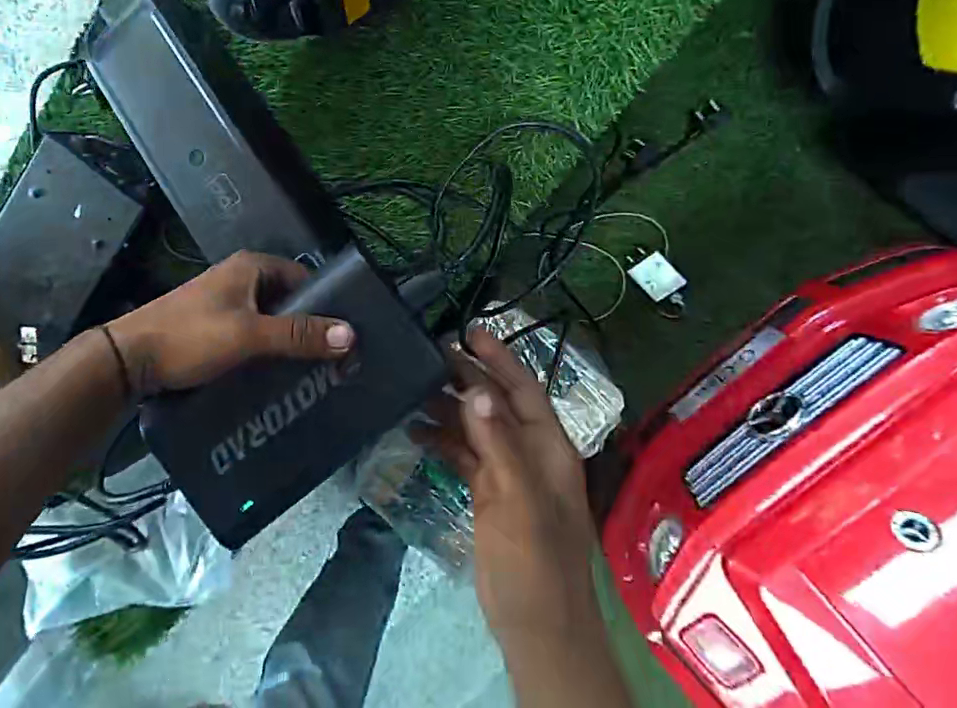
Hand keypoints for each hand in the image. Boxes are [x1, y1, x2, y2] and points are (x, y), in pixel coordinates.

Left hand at [102, 251, 353, 394]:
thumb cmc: (190, 337)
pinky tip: (280, 378)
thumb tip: (350, 334)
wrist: (131, 358)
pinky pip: (251, 337)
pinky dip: (266, 352)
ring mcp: (224, 304)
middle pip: (287, 301)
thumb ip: (297, 334)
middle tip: (336, 363)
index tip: (347, 336)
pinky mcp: (213, 329)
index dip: (326, 303)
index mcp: (249, 267)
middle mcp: (238, 279)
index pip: (303, 277)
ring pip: (269, 322)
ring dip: (287, 345)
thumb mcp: (248, 335)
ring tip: (315, 375)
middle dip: (308, 329)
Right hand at [413, 325, 602, 642]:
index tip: (469, 330)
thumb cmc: (535, 563)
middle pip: (494, 403)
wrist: (536, 627)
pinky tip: (414, 432)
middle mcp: (529, 454)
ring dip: (446, 407)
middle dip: (463, 377)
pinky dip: (440, 439)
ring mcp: (507, 474)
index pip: (523, 390)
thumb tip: (477, 390)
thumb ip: (498, 444)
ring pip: (474, 426)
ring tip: (409, 389)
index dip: (499, 358)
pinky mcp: (488, 493)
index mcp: (548, 450)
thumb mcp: (518, 500)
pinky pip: (462, 453)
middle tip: (423, 354)